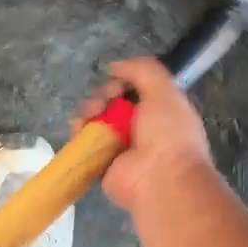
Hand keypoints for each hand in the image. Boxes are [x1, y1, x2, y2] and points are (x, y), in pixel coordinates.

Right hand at [75, 58, 214, 214]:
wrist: (161, 179)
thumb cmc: (168, 133)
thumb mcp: (164, 90)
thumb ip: (142, 69)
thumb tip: (114, 67)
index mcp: (161, 111)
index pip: (136, 88)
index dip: (124, 80)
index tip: (119, 83)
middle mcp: (141, 128)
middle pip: (113, 102)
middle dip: (104, 94)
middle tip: (104, 101)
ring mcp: (121, 147)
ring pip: (97, 120)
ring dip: (89, 111)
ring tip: (91, 115)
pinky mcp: (103, 164)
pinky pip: (86, 143)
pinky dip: (79, 133)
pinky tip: (78, 128)